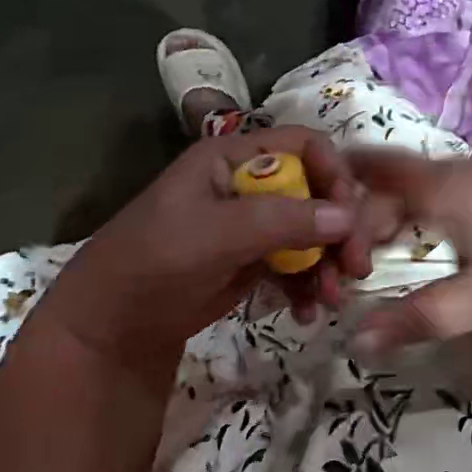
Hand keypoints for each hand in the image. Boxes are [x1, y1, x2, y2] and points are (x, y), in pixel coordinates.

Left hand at [36, 128, 376, 365]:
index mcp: (233, 158)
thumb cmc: (154, 262)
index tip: (351, 218)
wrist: (114, 324)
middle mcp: (249, 186)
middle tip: (356, 268)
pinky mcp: (254, 262)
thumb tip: (349, 216)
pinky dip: (308, 287)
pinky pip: (297, 266)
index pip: (303, 147)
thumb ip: (281, 221)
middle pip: (316, 194)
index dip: (333, 176)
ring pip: (311, 234)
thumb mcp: (215, 236)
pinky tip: (307, 313)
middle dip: (339, 231)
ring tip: (330, 301)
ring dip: (328, 265)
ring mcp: (252, 226)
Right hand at [347, 152, 471, 351]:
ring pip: (417, 186)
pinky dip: (419, 214)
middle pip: (390, 180)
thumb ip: (419, 318)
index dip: (344, 207)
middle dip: (362, 215)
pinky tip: (428, 246)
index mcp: (443, 186)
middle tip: (352, 262)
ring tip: (378, 257)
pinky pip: (441, 193)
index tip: (339, 255)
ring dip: (391, 215)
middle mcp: (458, 171)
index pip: (371, 175)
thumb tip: (358, 341)